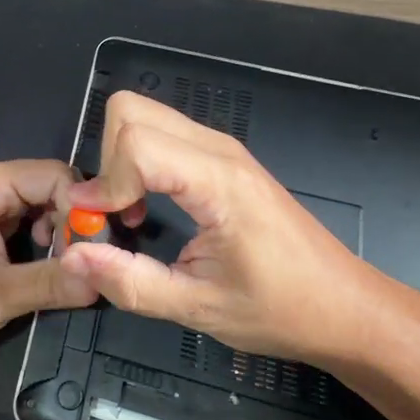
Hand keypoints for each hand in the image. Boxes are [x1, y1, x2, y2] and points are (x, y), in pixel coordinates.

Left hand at [0, 159, 99, 364]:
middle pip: (50, 187)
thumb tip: (106, 277)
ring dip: (58, 234)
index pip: (56, 176)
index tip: (98, 250)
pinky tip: (46, 267)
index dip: (82, 209)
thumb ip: (53, 281)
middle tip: (87, 263)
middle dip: (72, 222)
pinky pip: (24, 219)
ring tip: (67, 269)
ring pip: (40, 204)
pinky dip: (41, 241)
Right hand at [60, 91, 393, 366]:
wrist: (344, 305)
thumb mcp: (199, 308)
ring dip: (120, 157)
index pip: (137, 143)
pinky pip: (161, 132)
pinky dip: (138, 158)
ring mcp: (221, 147)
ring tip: (128, 211)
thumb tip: (74, 257)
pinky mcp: (221, 156)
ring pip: (143, 114)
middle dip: (106, 157)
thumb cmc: (282, 310)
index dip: (106, 182)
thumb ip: (130, 283)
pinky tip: (147, 205)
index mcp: (219, 182)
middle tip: (112, 211)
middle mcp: (218, 149)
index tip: (99, 225)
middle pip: (131, 110)